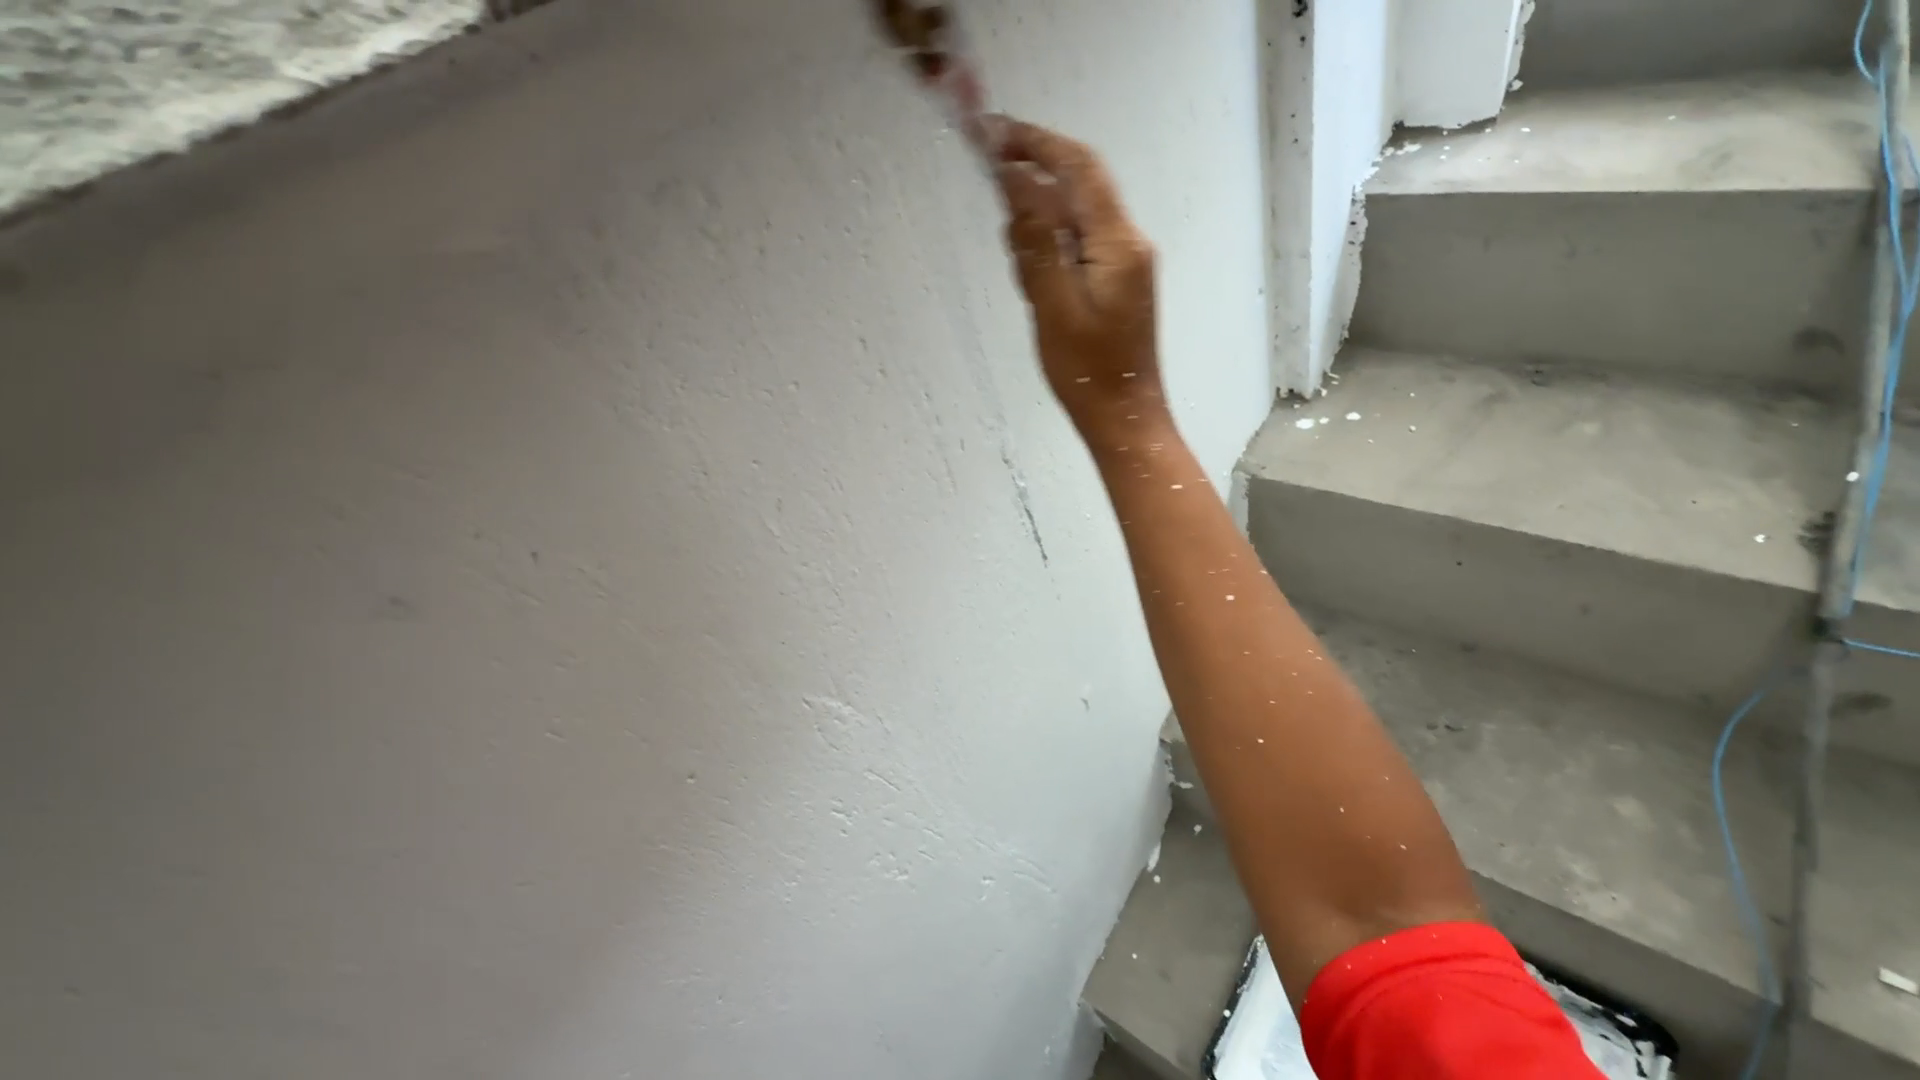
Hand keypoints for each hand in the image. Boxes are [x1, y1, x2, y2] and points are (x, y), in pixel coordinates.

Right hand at [992, 118, 1164, 431]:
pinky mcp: (1117, 280)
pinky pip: (1078, 246)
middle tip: (997, 211)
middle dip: (1033, 186)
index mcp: (1117, 243)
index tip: (994, 133)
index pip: (1079, 168)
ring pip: (1074, 219)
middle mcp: (1128, 242)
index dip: (1037, 143)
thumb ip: (1035, 239)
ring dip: (1039, 229)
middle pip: (1078, 187)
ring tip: (1024, 277)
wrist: (1124, 418)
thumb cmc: (1087, 372)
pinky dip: (1050, 252)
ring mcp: (1125, 261)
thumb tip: (1017, 177)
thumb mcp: (1052, 306)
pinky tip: (1037, 287)